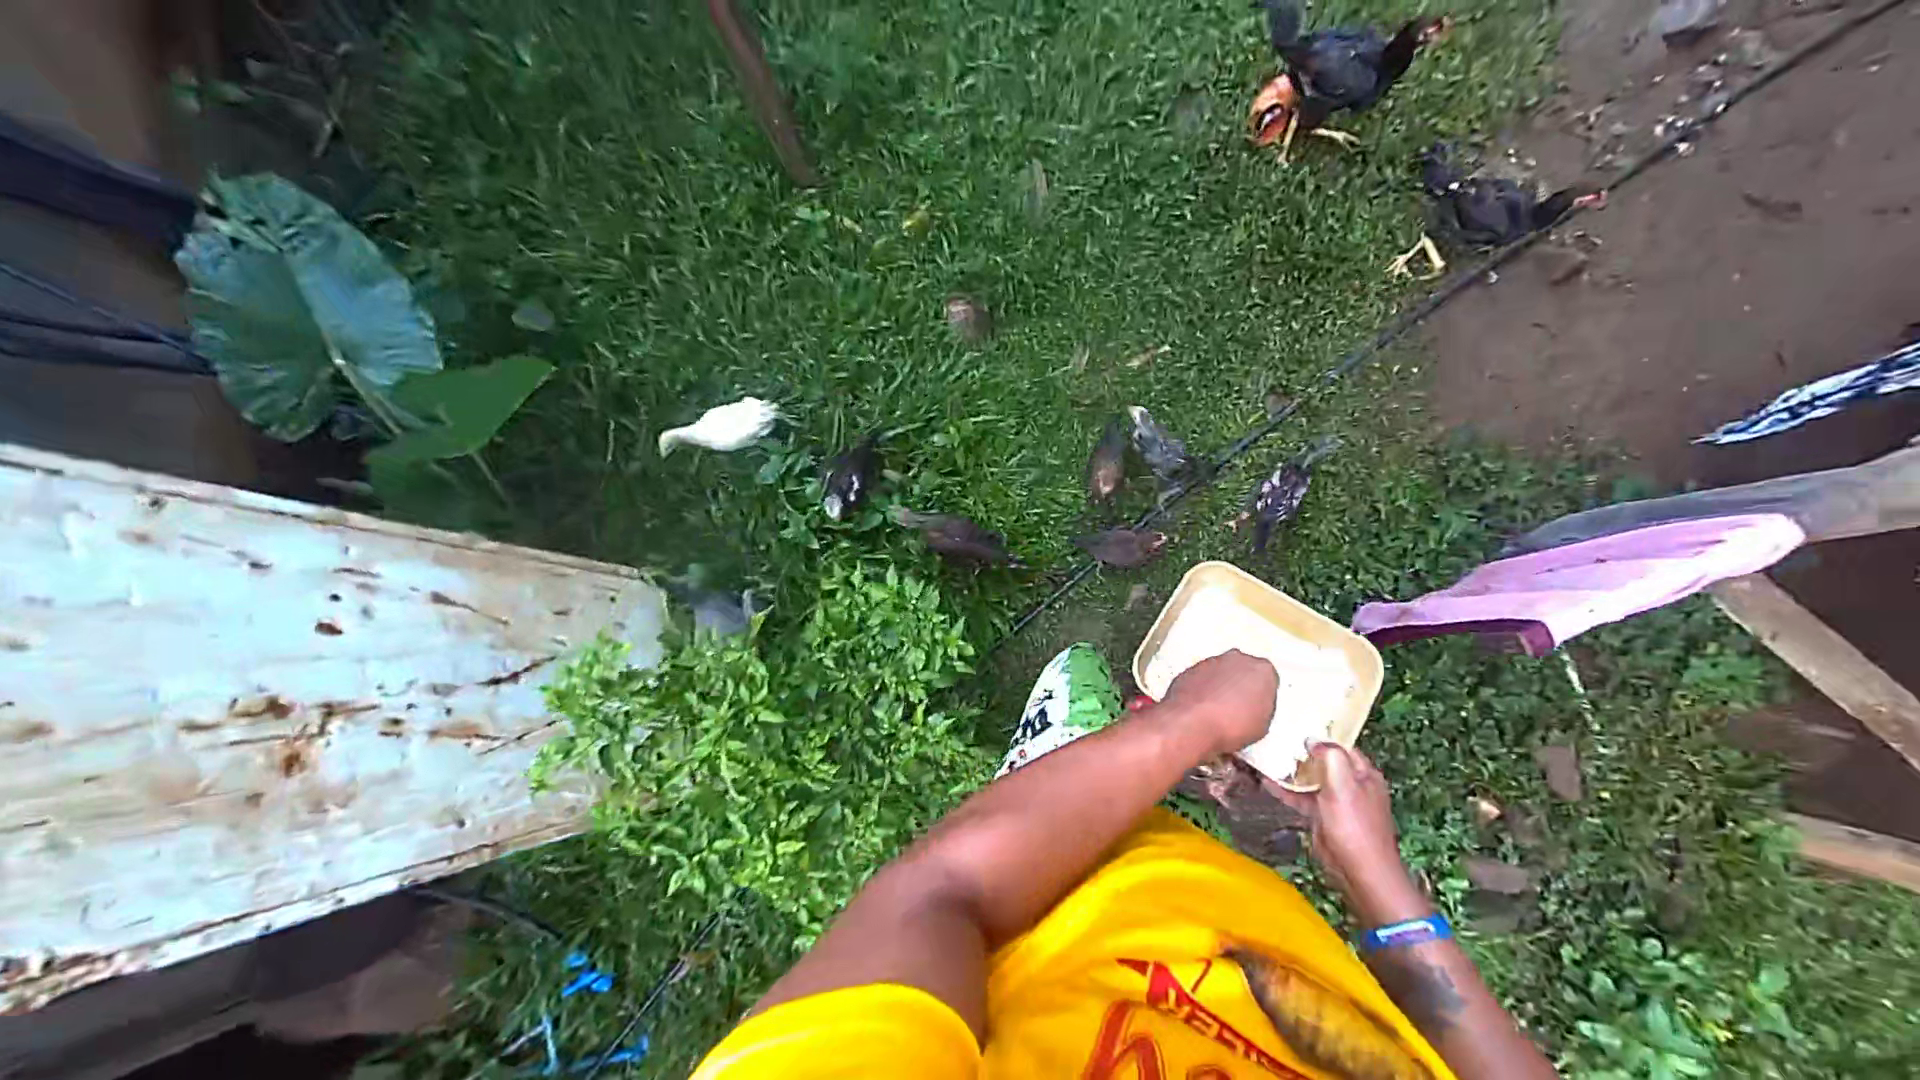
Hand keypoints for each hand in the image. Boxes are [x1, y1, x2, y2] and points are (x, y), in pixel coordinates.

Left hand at [1157, 650, 1277, 756]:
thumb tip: (1251, 708)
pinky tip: (1199, 707)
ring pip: (1219, 672)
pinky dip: (1200, 689)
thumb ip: (1261, 707)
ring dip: (1218, 685)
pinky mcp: (1189, 669)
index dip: (1260, 695)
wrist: (1192, 722)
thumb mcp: (1262, 725)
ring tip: (1215, 710)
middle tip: (1236, 707)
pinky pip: (1200, 679)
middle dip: (1239, 684)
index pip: (1267, 679)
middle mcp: (1237, 659)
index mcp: (1262, 670)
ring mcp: (1210, 662)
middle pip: (1242, 670)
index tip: (1255, 708)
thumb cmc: (1233, 725)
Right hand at [1272, 744, 1428, 925]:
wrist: (1360, 871)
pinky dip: (1286, 790)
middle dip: (1301, 751)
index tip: (1294, 725)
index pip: (1340, 745)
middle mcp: (1352, 784)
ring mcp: (1337, 802)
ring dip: (1291, 770)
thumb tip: (1313, 739)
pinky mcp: (1323, 817)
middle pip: (1323, 761)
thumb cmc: (1354, 826)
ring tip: (1266, 756)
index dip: (1319, 735)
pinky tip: (1266, 782)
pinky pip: (1302, 797)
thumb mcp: (1344, 784)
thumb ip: (1330, 756)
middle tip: (1275, 738)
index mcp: (1364, 774)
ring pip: (1310, 779)